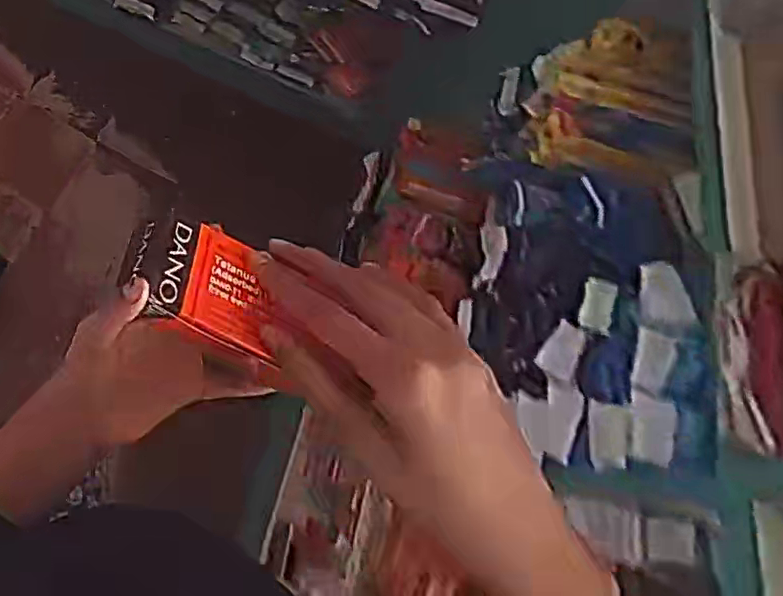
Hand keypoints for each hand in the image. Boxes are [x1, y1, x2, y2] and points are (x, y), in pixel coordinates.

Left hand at [50, 277, 269, 449]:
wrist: (85, 412)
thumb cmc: (87, 364)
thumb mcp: (98, 331)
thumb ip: (119, 309)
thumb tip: (141, 283)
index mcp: (154, 309)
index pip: (183, 279)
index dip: (203, 260)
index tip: (223, 241)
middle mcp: (176, 329)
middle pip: (212, 308)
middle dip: (237, 295)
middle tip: (268, 285)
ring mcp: (186, 357)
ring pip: (226, 343)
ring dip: (251, 338)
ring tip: (283, 330)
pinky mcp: (191, 387)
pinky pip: (224, 382)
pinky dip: (247, 382)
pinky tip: (272, 381)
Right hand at [256, 240, 609, 595]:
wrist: (521, 535)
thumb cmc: (435, 504)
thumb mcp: (366, 450)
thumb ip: (318, 384)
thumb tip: (273, 335)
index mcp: (401, 376)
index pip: (329, 316)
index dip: (289, 287)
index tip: (261, 264)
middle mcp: (430, 347)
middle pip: (360, 288)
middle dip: (314, 265)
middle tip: (277, 248)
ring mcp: (455, 344)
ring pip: (391, 288)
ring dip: (347, 270)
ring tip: (310, 259)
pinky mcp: (469, 349)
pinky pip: (421, 301)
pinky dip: (386, 284)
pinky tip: (367, 279)